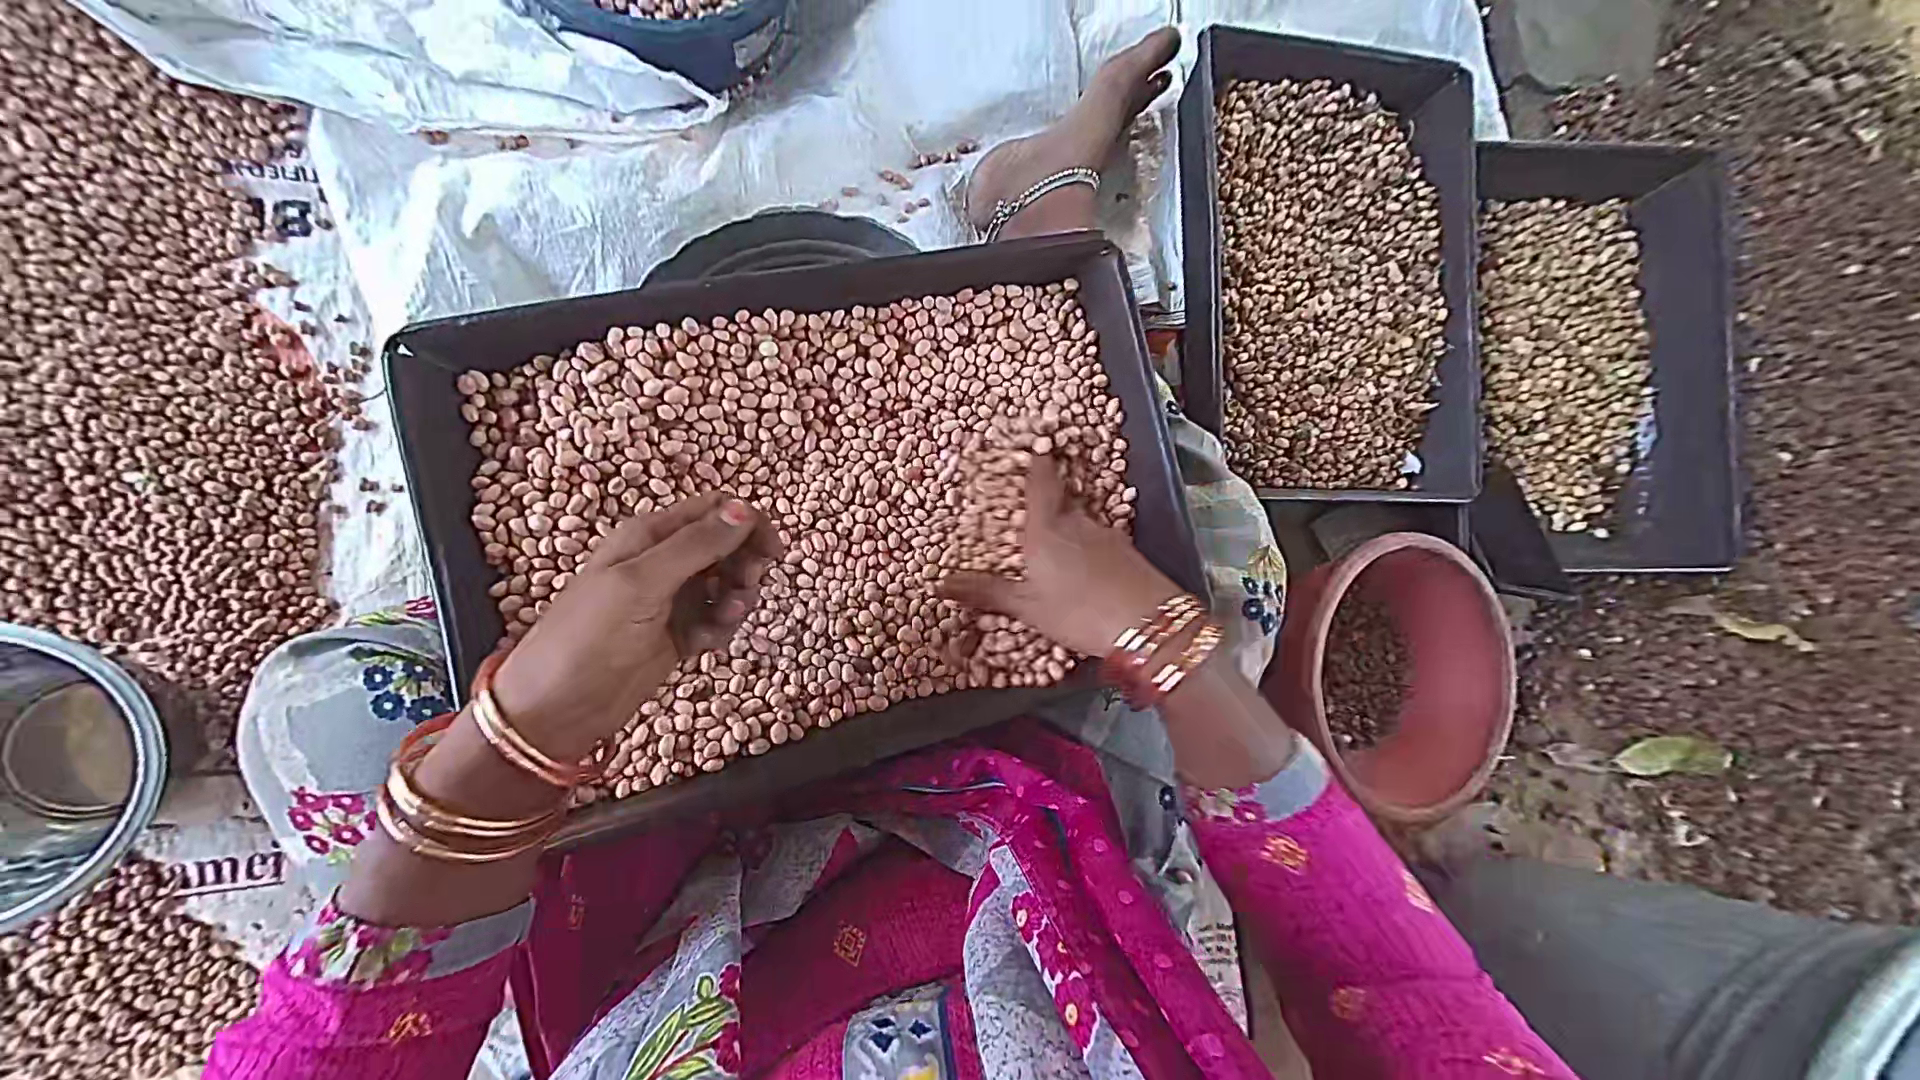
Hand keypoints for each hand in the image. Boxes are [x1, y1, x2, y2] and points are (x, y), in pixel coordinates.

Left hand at [489, 492, 781, 759]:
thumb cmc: (589, 636)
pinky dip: (722, 628)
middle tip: (746, 587)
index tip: (773, 552)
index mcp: (651, 535)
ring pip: (729, 583)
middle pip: (728, 546)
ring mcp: (674, 598)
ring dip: (738, 599)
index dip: (748, 524)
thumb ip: (697, 545)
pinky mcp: (681, 631)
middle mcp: (665, 561)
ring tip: (726, 620)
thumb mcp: (643, 583)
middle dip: (746, 564)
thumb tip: (744, 509)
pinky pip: (719, 619)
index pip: (715, 510)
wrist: (556, 709)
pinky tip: (706, 645)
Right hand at [940, 455, 1180, 655]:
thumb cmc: (1079, 612)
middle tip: (1029, 509)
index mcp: (1046, 529)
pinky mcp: (1127, 550)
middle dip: (1046, 499)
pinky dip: (1086, 545)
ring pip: (1080, 520)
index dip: (1036, 460)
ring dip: (1066, 526)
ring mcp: (1106, 533)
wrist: (1149, 625)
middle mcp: (1076, 522)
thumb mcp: (1027, 607)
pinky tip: (1084, 568)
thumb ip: (987, 592)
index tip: (1032, 445)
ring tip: (1053, 546)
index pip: (1040, 480)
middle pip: (1059, 498)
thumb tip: (939, 583)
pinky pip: (1098, 538)